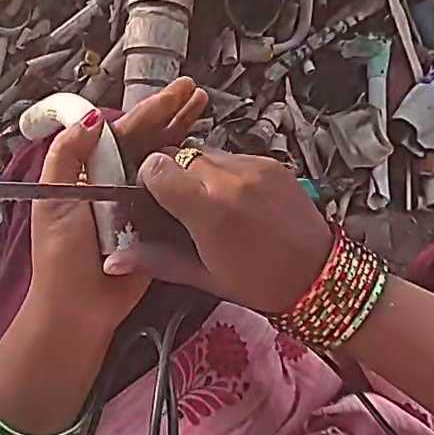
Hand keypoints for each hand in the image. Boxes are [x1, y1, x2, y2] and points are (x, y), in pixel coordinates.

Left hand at [23, 79, 206, 337]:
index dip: (149, 111)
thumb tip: (94, 117)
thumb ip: (67, 155)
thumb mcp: (53, 198)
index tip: (174, 93)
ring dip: (183, 137)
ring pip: (163, 163)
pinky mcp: (156, 226)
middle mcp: (116, 182)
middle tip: (195, 93)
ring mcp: (138, 204)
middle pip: (148, 141)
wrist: (79, 307)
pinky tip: (206, 157)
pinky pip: (174, 196)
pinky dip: (189, 175)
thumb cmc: (61, 254)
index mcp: (91, 171)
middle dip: (171, 115)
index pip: (123, 132)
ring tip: (203, 112)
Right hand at [104, 149, 332, 313]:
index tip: (152, 197)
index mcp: (211, 210)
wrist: (322, 274)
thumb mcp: (204, 276)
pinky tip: (233, 198)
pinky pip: (230, 156)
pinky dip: (222, 172)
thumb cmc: (261, 282)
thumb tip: (111, 260)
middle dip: (172, 174)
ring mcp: (254, 167)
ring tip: (209, 202)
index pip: (157, 166)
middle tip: (180, 204)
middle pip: (178, 155)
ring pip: (203, 152)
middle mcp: (231, 179)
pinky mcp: (270, 162)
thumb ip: (155, 260)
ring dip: (197, 172)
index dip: (148, 178)